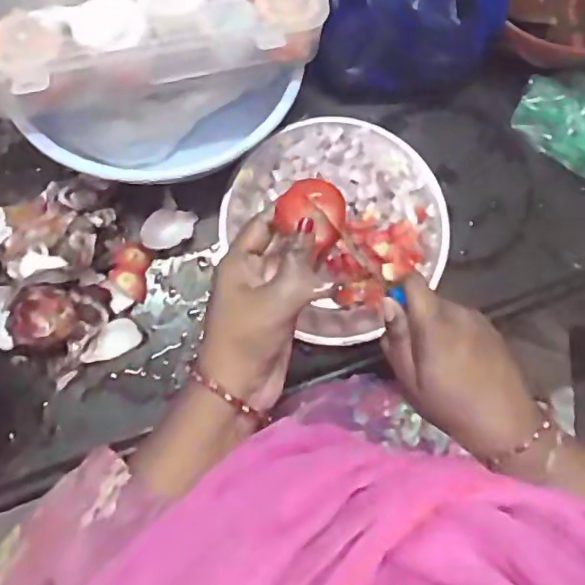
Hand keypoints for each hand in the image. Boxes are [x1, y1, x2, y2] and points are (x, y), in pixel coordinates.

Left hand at [196, 211, 325, 410]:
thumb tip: (310, 222)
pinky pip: (301, 282)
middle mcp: (253, 270)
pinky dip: (317, 273)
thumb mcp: (276, 295)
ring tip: (344, 233)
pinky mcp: (282, 307)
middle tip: (339, 213)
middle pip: (280, 240)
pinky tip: (341, 264)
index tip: (316, 196)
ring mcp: (268, 289)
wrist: (240, 388)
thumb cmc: (249, 336)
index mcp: (240, 261)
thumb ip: (297, 259)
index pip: (263, 223)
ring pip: (293, 261)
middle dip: (305, 227)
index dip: (286, 209)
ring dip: (314, 250)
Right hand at [380, 272, 543, 462]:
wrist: (506, 420)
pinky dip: (457, 331)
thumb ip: (397, 339)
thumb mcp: (411, 381)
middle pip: (430, 299)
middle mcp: (457, 309)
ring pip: (447, 310)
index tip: (395, 313)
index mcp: (434, 320)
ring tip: (442, 360)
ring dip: (439, 325)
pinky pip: (464, 320)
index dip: (400, 290)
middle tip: (417, 350)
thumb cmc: (450, 405)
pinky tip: (462, 360)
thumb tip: (388, 303)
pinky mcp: (492, 327)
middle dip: (419, 316)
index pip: (413, 280)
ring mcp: (478, 317)